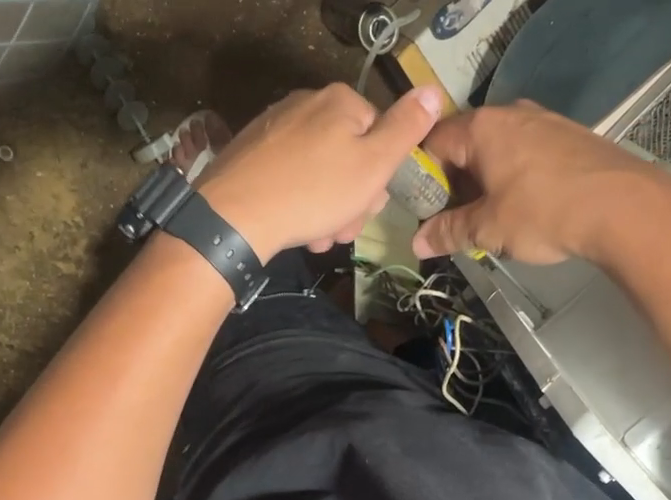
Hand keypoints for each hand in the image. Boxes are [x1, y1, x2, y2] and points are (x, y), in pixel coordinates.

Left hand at [196, 84, 445, 262]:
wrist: (237, 215)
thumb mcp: (374, 164)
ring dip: (328, 210)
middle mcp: (307, 103)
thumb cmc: (315, 192)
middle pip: (350, 156)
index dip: (380, 179)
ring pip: (321, 172)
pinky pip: (292, 178)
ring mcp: (276, 126)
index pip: (380, 136)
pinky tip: (298, 229)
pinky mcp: (253, 152)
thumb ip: (406, 128)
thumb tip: (434, 91)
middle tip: (342, 231)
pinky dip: (301, 204)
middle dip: (352, 199)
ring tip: (318, 237)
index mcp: (341, 101)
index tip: (370, 210)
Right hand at [411, 102, 670, 264]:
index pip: (433, 143)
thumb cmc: (543, 213)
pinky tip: (529, 210)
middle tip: (458, 221)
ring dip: (489, 183)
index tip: (426, 210)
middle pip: (468, 145)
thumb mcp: (489, 229)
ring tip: (494, 221)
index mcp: (481, 128)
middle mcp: (510, 114)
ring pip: (501, 151)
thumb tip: (418, 243)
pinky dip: (518, 180)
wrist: (621, 206)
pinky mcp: (571, 138)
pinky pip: (529, 156)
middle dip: (458, 183)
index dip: (422, 178)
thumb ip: (450, 232)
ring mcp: (545, 122)